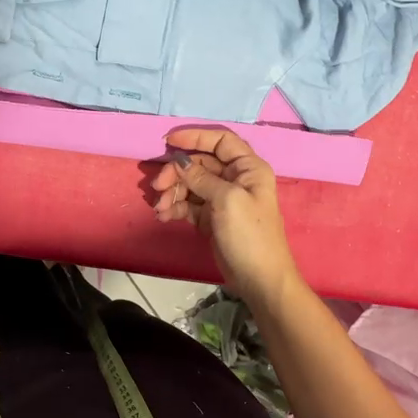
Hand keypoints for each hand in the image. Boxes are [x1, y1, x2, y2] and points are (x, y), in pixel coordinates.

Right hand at [149, 128, 300, 308]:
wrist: (260, 281)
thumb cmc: (250, 235)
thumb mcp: (227, 200)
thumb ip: (201, 177)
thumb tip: (178, 161)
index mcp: (248, 168)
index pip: (220, 140)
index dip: (194, 137)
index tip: (168, 141)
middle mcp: (235, 178)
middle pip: (200, 163)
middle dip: (177, 172)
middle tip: (158, 186)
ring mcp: (222, 198)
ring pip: (191, 183)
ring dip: (172, 191)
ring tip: (160, 207)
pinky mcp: (211, 217)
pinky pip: (188, 204)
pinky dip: (175, 207)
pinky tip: (164, 216)